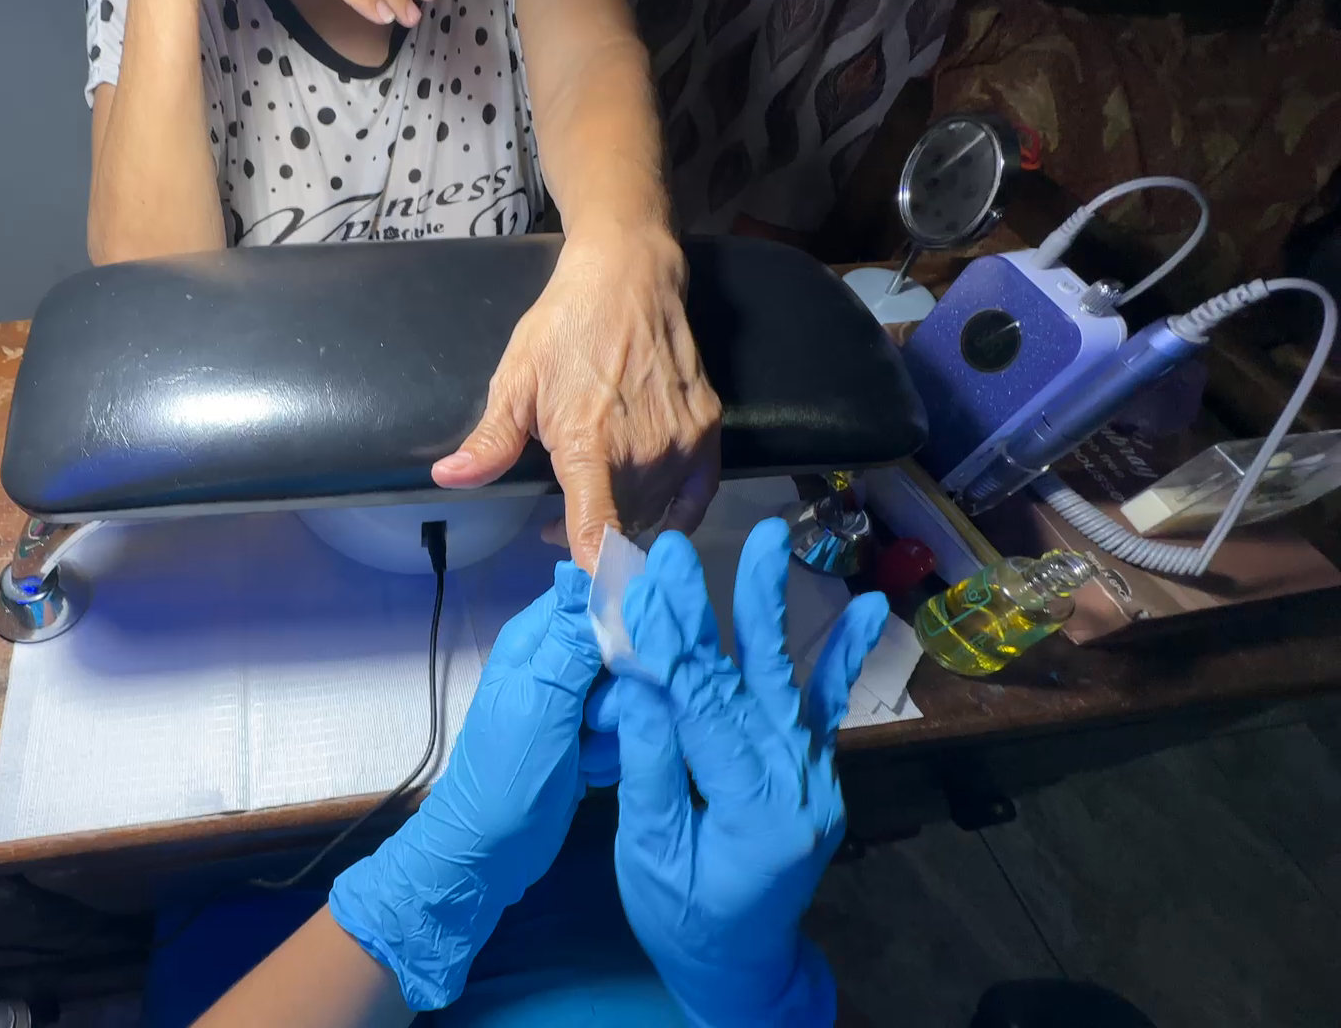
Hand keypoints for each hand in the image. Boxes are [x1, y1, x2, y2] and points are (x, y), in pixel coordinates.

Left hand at [329, 561, 602, 1009]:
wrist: (490, 852)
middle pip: (618, 646)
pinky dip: (613, 750)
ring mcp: (570, 703)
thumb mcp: (541, 700)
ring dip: (618, 724)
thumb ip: (569, 640)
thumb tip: (577, 567)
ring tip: (588, 751)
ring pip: (628, 689)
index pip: (590, 597)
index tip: (645, 648)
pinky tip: (592, 771)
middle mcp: (554, 663)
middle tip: (601, 719)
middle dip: (623, 684)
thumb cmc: (509, 771)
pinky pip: (623, 727)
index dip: (624, 615)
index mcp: (535, 640)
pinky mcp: (584, 738)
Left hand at [432, 228, 721, 570]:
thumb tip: (450, 478)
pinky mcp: (708, 431)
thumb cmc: (564, 328)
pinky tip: (647, 516)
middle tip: (557, 529)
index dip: (594, 577)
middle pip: (622, 530)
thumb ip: (490, 441)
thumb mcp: (515, 381)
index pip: (597, 532)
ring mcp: (682, 443)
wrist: (629, 278)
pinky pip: (695, 498)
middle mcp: (644, 453)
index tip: (591, 609)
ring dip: (623, 527)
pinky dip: (673, 516)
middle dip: (588, 542)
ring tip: (591, 512)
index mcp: (590, 446)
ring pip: (654, 516)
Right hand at [613, 520, 888, 1026]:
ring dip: (771, 601)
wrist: (747, 968)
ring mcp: (811, 770)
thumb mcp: (649, 853)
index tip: (638, 584)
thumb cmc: (683, 919)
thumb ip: (651, 767)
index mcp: (751, 810)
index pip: (700, 707)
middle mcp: (795, 780)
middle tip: (678, 547)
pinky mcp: (812, 765)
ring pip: (784, 673)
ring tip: (770, 538)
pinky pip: (824, 703)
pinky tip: (867, 609)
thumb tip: (641, 681)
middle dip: (705, 606)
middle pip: (741, 676)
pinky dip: (842, 653)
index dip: (665, 644)